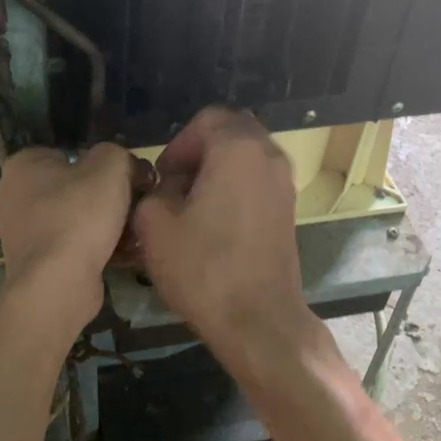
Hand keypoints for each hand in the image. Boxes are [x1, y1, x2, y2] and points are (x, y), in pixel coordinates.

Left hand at [0, 142, 133, 342]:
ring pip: (78, 219)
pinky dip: (98, 249)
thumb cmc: (79, 215)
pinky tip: (124, 255)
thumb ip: (120, 155)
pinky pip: (74, 246)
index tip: (129, 180)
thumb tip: (130, 168)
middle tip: (136, 207)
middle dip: (108, 199)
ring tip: (135, 234)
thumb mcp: (111, 166)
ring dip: (108, 226)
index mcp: (24, 164)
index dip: (104, 165)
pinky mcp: (37, 262)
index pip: (72, 153)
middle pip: (76, 188)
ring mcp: (24, 231)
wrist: (58, 284)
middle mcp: (16, 195)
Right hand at [131, 108, 311, 365]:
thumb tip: (167, 189)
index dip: (178, 144)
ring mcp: (284, 184)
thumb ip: (152, 192)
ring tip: (190, 208)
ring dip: (216, 172)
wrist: (258, 321)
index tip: (162, 179)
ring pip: (245, 158)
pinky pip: (256, 182)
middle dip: (199, 153)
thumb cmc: (203, 268)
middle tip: (175, 187)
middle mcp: (269, 156)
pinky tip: (212, 225)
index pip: (206, 119)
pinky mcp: (288, 211)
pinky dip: (234, 190)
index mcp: (238, 149)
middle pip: (230, 133)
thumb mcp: (154, 226)